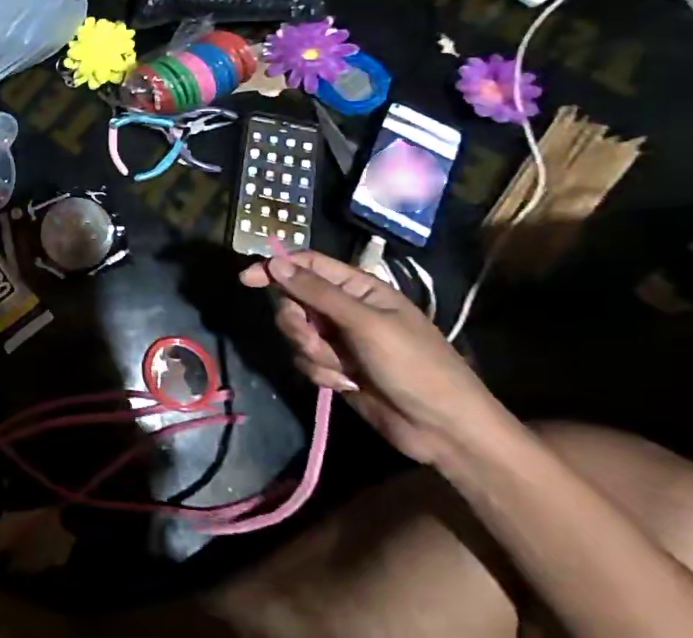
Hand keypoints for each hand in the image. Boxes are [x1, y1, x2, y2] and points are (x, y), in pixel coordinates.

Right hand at [240, 250, 510, 466]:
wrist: (445, 429)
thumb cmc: (414, 366)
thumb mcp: (366, 323)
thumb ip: (318, 293)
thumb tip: (276, 263)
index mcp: (359, 289)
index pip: (308, 265)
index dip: (276, 268)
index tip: (248, 279)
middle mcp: (346, 310)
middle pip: (296, 300)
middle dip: (298, 321)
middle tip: (313, 337)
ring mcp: (342, 341)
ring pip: (299, 334)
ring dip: (312, 351)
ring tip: (341, 369)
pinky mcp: (338, 370)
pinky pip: (308, 361)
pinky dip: (321, 373)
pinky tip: (346, 386)